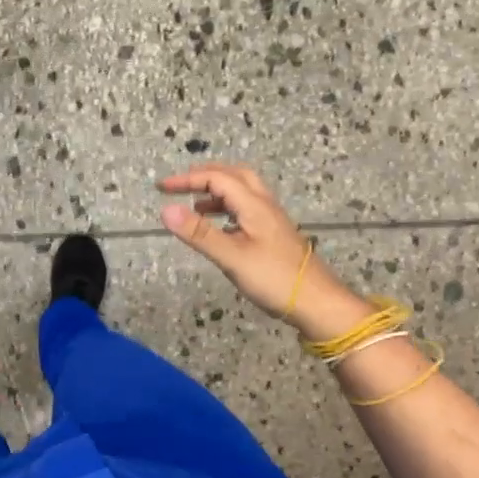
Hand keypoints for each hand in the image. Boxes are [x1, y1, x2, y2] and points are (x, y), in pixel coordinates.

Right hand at [158, 163, 370, 340]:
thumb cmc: (274, 279)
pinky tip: (219, 227)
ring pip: (243, 191)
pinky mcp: (273, 235)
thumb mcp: (231, 257)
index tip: (161, 188)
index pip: (217, 179)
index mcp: (254, 206)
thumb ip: (199, 233)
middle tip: (179, 185)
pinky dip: (227, 208)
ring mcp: (271, 220)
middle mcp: (264, 206)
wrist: (317, 302)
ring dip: (216, 191)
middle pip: (234, 175)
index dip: (187, 179)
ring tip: (194, 205)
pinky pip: (247, 209)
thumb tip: (166, 210)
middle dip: (204, 175)